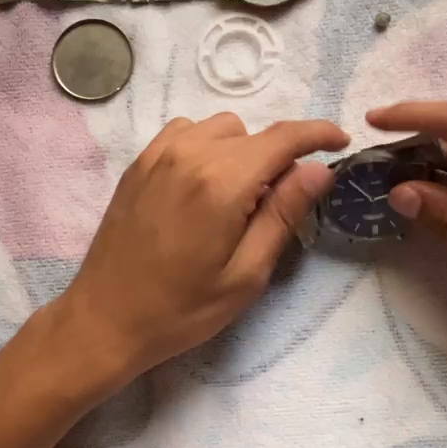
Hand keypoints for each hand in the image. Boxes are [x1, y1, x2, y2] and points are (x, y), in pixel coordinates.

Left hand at [54, 113, 348, 380]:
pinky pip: (184, 134)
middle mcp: (189, 156)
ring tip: (235, 198)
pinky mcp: (138, 165)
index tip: (340, 142)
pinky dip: (205, 148)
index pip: (283, 138)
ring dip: (240, 151)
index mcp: (221, 183)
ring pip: (219, 128)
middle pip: (253, 132)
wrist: (105, 319)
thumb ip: (283, 215)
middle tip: (273, 206)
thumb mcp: (246, 274)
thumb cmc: (181, 309)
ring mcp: (157, 156)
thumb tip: (318, 169)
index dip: (318, 134)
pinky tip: (202, 186)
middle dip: (276, 158)